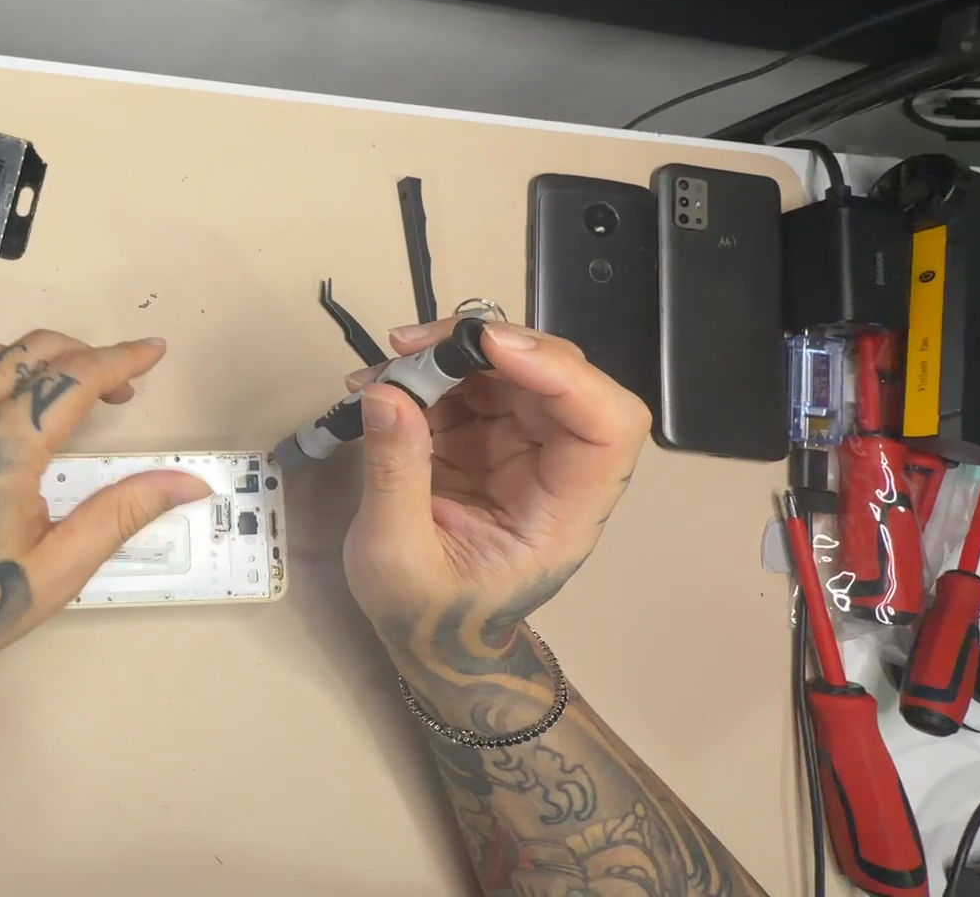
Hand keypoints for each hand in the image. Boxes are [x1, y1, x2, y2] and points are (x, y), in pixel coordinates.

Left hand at [0, 331, 210, 728]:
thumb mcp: (57, 568)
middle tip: (117, 388)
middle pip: (39, 350)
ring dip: (40, 359)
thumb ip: (122, 513)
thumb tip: (188, 483)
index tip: (153, 352)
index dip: (123, 359)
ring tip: (65, 394)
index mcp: (7, 442)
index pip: (78, 377)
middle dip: (88, 356)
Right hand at [341, 319, 649, 683]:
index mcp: (561, 512)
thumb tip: (382, 392)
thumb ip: (395, 473)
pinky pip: (462, 389)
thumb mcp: (396, 552)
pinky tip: (375, 385)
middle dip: (484, 348)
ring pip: (505, 373)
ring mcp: (516, 451)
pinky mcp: (478, 442)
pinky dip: (419, 376)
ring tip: (378, 371)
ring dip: (443, 357)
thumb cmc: (425, 612)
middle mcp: (552, 470)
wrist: (424, 633)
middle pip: (554, 382)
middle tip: (408, 345)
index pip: (604, 428)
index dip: (561, 375)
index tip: (488, 346)